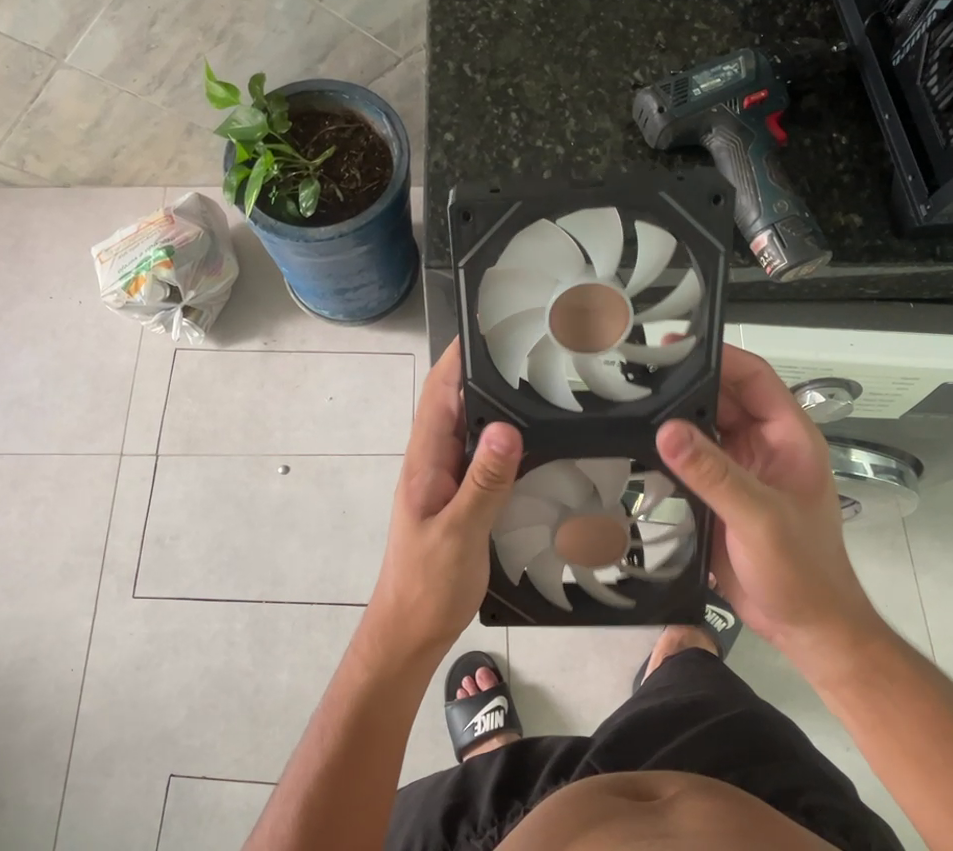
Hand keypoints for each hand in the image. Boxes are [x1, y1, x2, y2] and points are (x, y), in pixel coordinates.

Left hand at [362, 339, 520, 663]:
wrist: (411, 630)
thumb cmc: (427, 584)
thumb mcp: (458, 533)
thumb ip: (483, 483)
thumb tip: (506, 427)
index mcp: (425, 460)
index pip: (441, 393)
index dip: (461, 355)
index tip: (492, 322)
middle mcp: (433, 461)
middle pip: (457, 403)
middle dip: (486, 369)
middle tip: (534, 344)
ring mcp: (446, 480)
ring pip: (471, 429)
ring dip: (497, 402)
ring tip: (541, 379)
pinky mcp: (461, 499)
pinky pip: (482, 457)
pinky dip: (504, 439)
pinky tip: (535, 439)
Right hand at [656, 344, 881, 658]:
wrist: (805, 628)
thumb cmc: (801, 570)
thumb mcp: (760, 517)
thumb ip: (714, 473)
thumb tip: (665, 430)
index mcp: (788, 437)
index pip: (753, 377)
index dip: (716, 355)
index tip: (670, 346)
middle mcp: (762, 444)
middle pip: (720, 398)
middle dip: (682, 383)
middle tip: (632, 372)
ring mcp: (739, 469)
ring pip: (701, 427)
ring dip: (669, 416)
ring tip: (624, 401)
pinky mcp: (717, 494)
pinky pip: (688, 460)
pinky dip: (664, 450)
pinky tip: (632, 444)